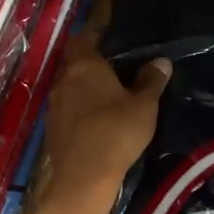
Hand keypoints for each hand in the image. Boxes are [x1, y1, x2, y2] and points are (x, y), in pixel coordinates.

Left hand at [41, 38, 170, 196]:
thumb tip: (161, 62)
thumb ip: (152, 81)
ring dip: (83, 88)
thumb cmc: (116, 132)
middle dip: (90, 64)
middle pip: (73, 62)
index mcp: (84, 66)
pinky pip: (66, 108)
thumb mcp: (144, 105)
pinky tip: (95, 120)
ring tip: (106, 96)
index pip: (82, 38)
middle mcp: (63, 79)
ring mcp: (53, 104)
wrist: (83, 176)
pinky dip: (78, 109)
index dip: (94, 36)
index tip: (111, 40)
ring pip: (69, 86)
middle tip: (114, 70)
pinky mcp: (52, 128)